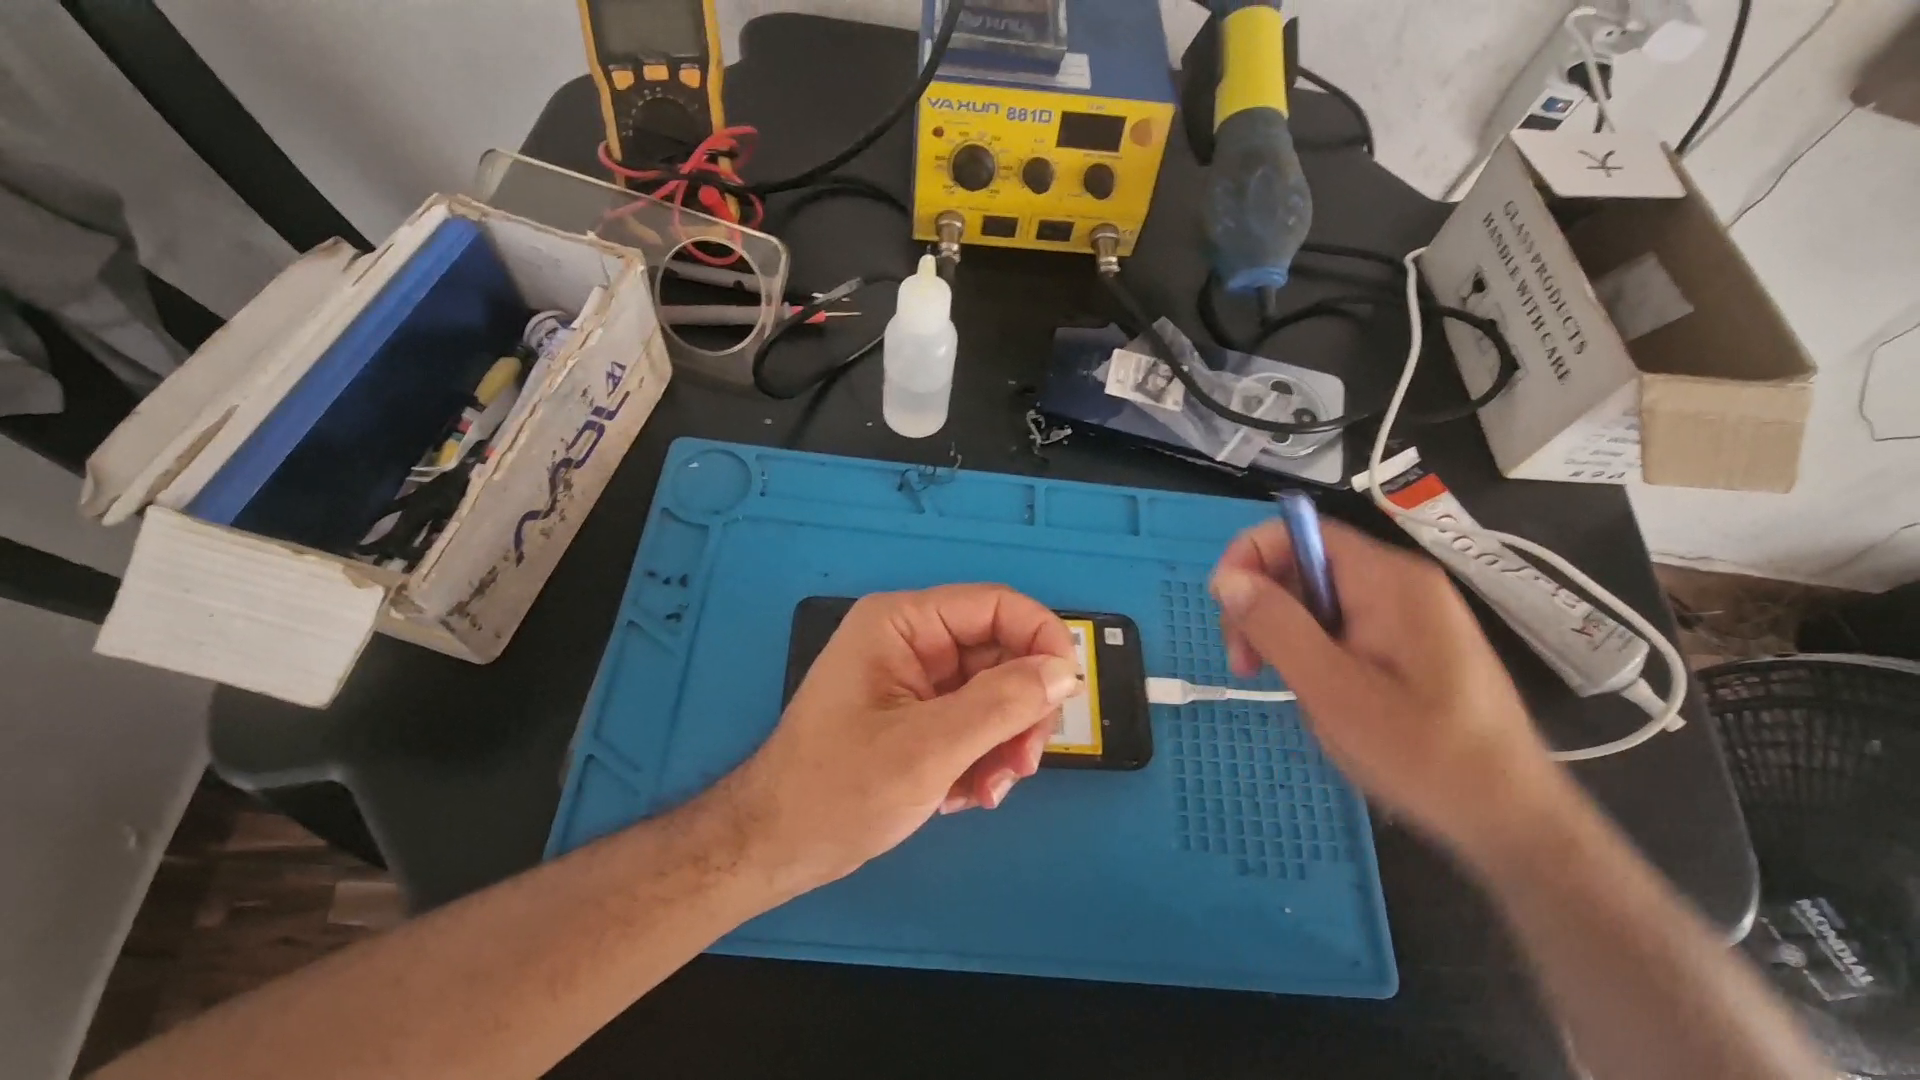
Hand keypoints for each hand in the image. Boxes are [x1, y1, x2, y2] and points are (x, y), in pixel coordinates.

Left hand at [715, 585, 1083, 893]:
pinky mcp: (919, 717)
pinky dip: (983, 759)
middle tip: (1022, 765)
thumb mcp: (928, 747)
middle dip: (1021, 712)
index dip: (1043, 641)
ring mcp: (915, 681)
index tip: (1069, 693)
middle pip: (1002, 654)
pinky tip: (964, 797)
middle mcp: (913, 642)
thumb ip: (1002, 704)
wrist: (778, 847)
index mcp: (903, 624)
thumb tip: (1065, 672)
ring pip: (996, 695)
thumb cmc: (839, 789)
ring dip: (1005, 744)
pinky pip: (976, 724)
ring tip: (989, 791)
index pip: (996, 606)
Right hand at [1210, 519, 1563, 856]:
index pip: (1302, 531)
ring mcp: (1409, 614)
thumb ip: (1277, 627)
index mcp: (1388, 580)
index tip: (1226, 612)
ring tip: (1282, 687)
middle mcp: (1400, 583)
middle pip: (1305, 564)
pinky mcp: (1411, 643)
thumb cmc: (1421, 753)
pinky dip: (1313, 652)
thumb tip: (1226, 579)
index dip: (1251, 557)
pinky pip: (1343, 626)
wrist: (1508, 815)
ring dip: (1283, 634)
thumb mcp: (1333, 691)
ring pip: (1318, 599)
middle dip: (1262, 605)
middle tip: (1245, 665)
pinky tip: (1317, 694)